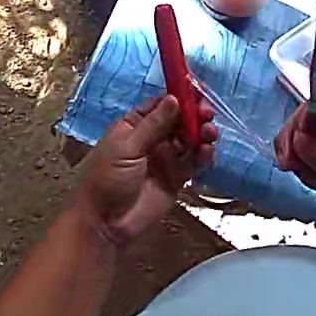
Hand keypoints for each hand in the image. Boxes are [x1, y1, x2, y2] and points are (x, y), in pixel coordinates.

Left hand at [77, 95, 217, 246]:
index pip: (160, 105)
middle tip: (207, 114)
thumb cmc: (108, 178)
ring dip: (202, 133)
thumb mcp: (128, 147)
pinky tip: (207, 151)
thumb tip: (174, 98)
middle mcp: (152, 138)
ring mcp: (165, 158)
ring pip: (189, 140)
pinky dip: (202, 155)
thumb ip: (154, 125)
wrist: (105, 222)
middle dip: (195, 115)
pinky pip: (193, 162)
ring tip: (210, 133)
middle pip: (179, 121)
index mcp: (134, 125)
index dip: (178, 97)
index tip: (197, 92)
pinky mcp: (176, 178)